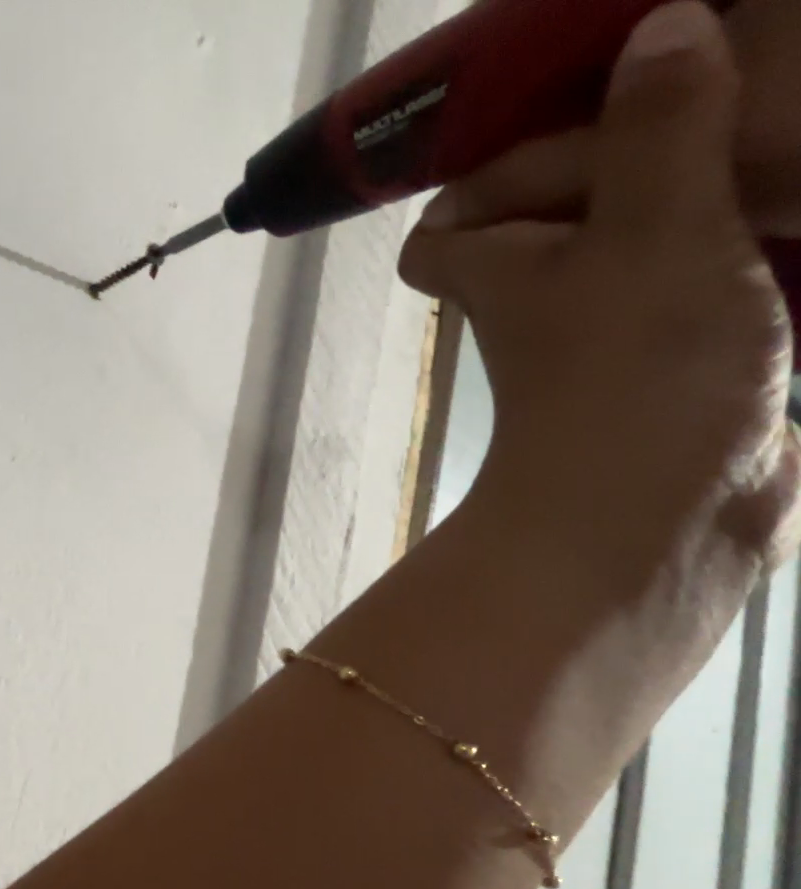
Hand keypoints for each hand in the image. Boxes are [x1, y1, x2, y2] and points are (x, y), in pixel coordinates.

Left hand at [401, 2, 799, 594]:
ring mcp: (602, 324)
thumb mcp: (650, 229)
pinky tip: (793, 214)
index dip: (492, 171)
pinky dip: (745, 243)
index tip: (573, 114)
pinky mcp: (674, 353)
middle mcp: (533, 290)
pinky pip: (702, 276)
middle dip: (631, 159)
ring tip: (775, 134)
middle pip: (555, 210)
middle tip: (715, 97)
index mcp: (492, 258)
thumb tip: (657, 28)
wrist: (660, 512)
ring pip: (638, 236)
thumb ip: (654, 132)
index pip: (450, 212)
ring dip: (702, 192)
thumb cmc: (630, 369)